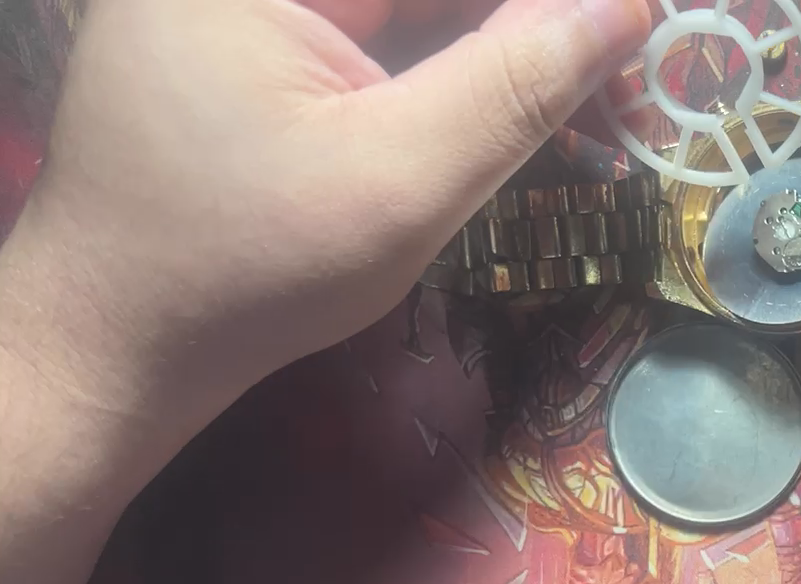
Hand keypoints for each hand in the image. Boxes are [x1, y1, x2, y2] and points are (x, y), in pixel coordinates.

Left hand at [0, 0, 647, 458]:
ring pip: (428, 13)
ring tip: (598, 104)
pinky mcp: (276, 37)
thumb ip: (513, 92)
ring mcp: (265, 2)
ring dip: (516, 52)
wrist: (146, 322)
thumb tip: (623, 15)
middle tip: (628, 78)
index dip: (556, 5)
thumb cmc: (267, 261)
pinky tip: (531, 110)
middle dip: (540, 28)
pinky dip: (473, 71)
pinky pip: (399, 35)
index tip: (641, 30)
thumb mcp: (406, 179)